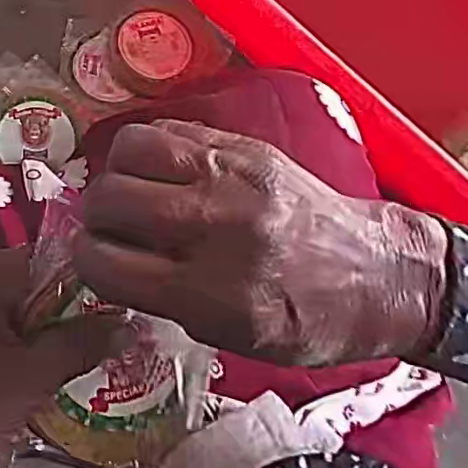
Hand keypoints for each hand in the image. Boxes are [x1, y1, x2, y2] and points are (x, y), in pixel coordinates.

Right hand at [74, 120, 449, 367]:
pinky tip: (165, 171)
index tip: (96, 258)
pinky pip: (169, 129)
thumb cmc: (306, 320)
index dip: (88, 261)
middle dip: (96, 215)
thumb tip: (109, 259)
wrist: (379, 273)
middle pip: (109, 198)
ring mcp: (229, 176)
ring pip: (130, 148)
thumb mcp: (233, 338)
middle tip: (112, 224)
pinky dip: (152, 150)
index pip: (105, 263)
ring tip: (134, 189)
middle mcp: (213, 226)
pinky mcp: (243, 145)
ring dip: (118, 171)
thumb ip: (164, 299)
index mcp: (210, 292)